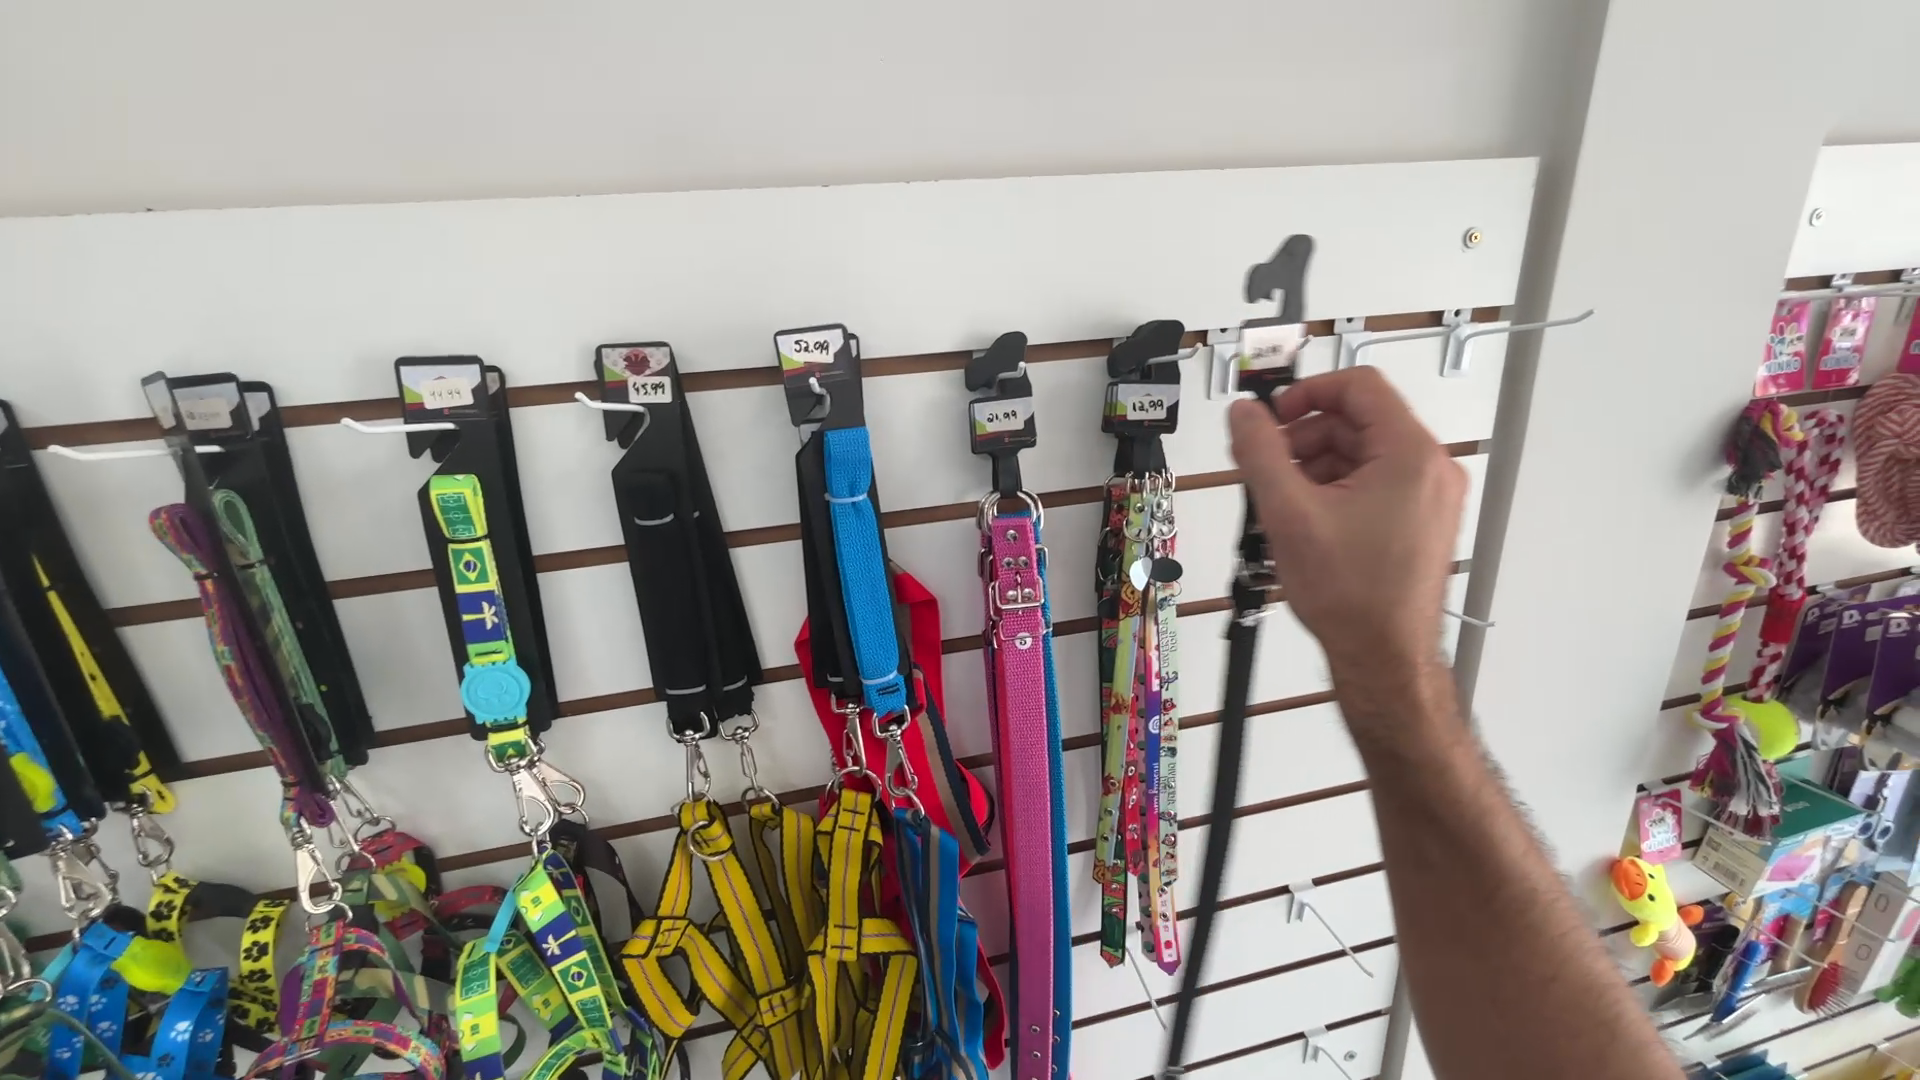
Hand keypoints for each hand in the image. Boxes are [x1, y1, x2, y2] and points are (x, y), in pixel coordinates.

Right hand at [1228, 367, 1465, 680]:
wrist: (1383, 655)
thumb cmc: (1349, 593)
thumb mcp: (1288, 513)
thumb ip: (1260, 452)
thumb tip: (1243, 413)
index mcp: (1410, 455)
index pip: (1359, 387)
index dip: (1307, 393)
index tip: (1271, 418)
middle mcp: (1430, 469)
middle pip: (1356, 422)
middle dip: (1303, 439)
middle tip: (1267, 470)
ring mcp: (1427, 496)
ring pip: (1360, 454)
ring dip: (1314, 467)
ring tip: (1283, 504)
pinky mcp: (1418, 520)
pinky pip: (1370, 483)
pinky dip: (1333, 489)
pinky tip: (1305, 520)